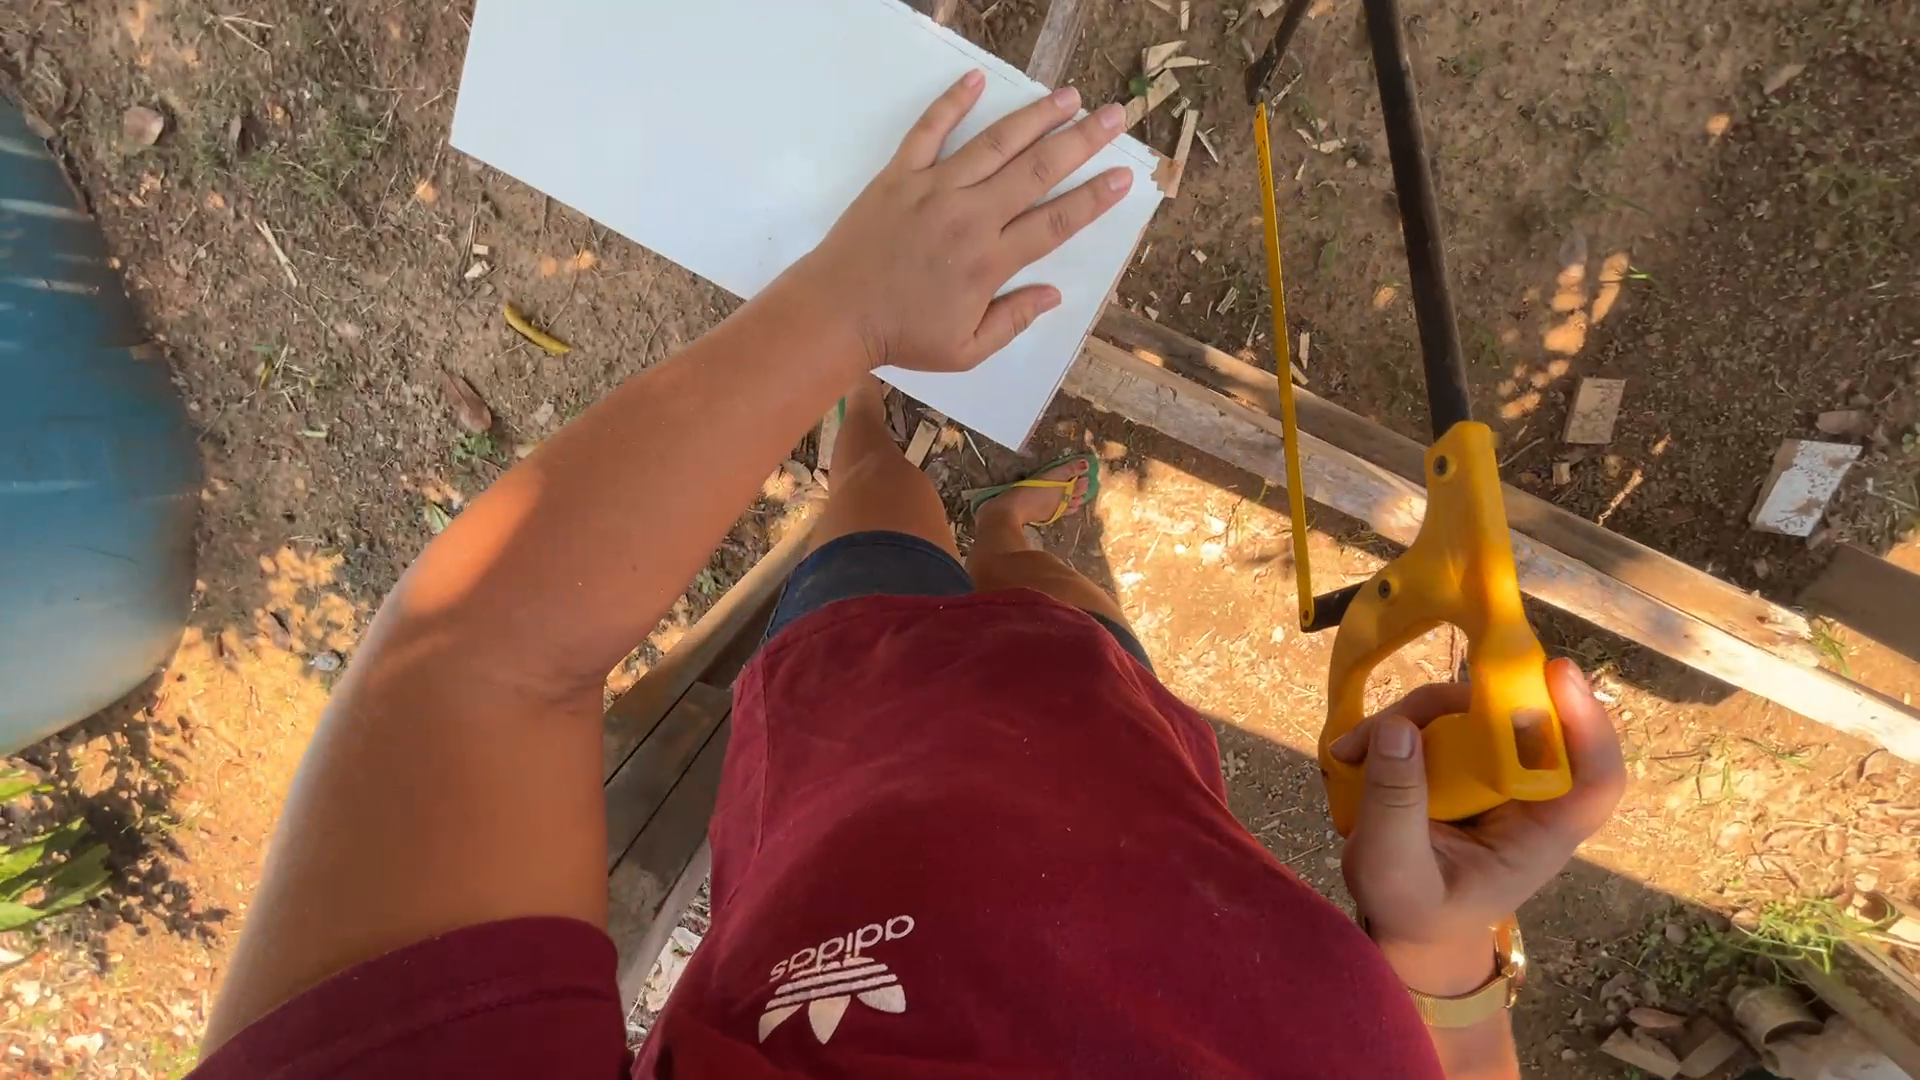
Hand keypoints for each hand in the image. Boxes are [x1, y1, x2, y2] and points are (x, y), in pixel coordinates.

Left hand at [794, 71, 1134, 373]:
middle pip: (1037, 170)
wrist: (837, 314)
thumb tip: (1053, 295)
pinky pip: (930, 130)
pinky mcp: (900, 175)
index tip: (1123, 176)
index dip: (1094, 199)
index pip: (1056, 222)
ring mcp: (934, 190)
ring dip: (1036, 117)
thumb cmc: (901, 337)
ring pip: (995, 143)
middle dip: (1082, 142)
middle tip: (1114, 116)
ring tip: (1068, 96)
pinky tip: (977, 80)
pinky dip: (953, 102)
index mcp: (990, 262)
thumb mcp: (965, 351)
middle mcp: (970, 216)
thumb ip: (1012, 321)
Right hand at [1331, 659, 1625, 993]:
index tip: (1555, 673)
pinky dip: (1388, 727)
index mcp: (1536, 837)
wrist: (1405, 919)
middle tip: (1377, 729)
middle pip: (1506, 723)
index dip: (1584, 725)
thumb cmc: (1411, 908)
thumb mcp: (1393, 867)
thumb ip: (1394, 803)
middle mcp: (1522, 797)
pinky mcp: (1454, 764)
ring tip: (1348, 752)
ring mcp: (1487, 776)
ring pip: (1462, 713)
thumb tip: (1398, 728)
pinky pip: (1431, 722)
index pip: (1589, 779)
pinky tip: (1352, 752)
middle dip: (1441, 711)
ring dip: (1401, 719)